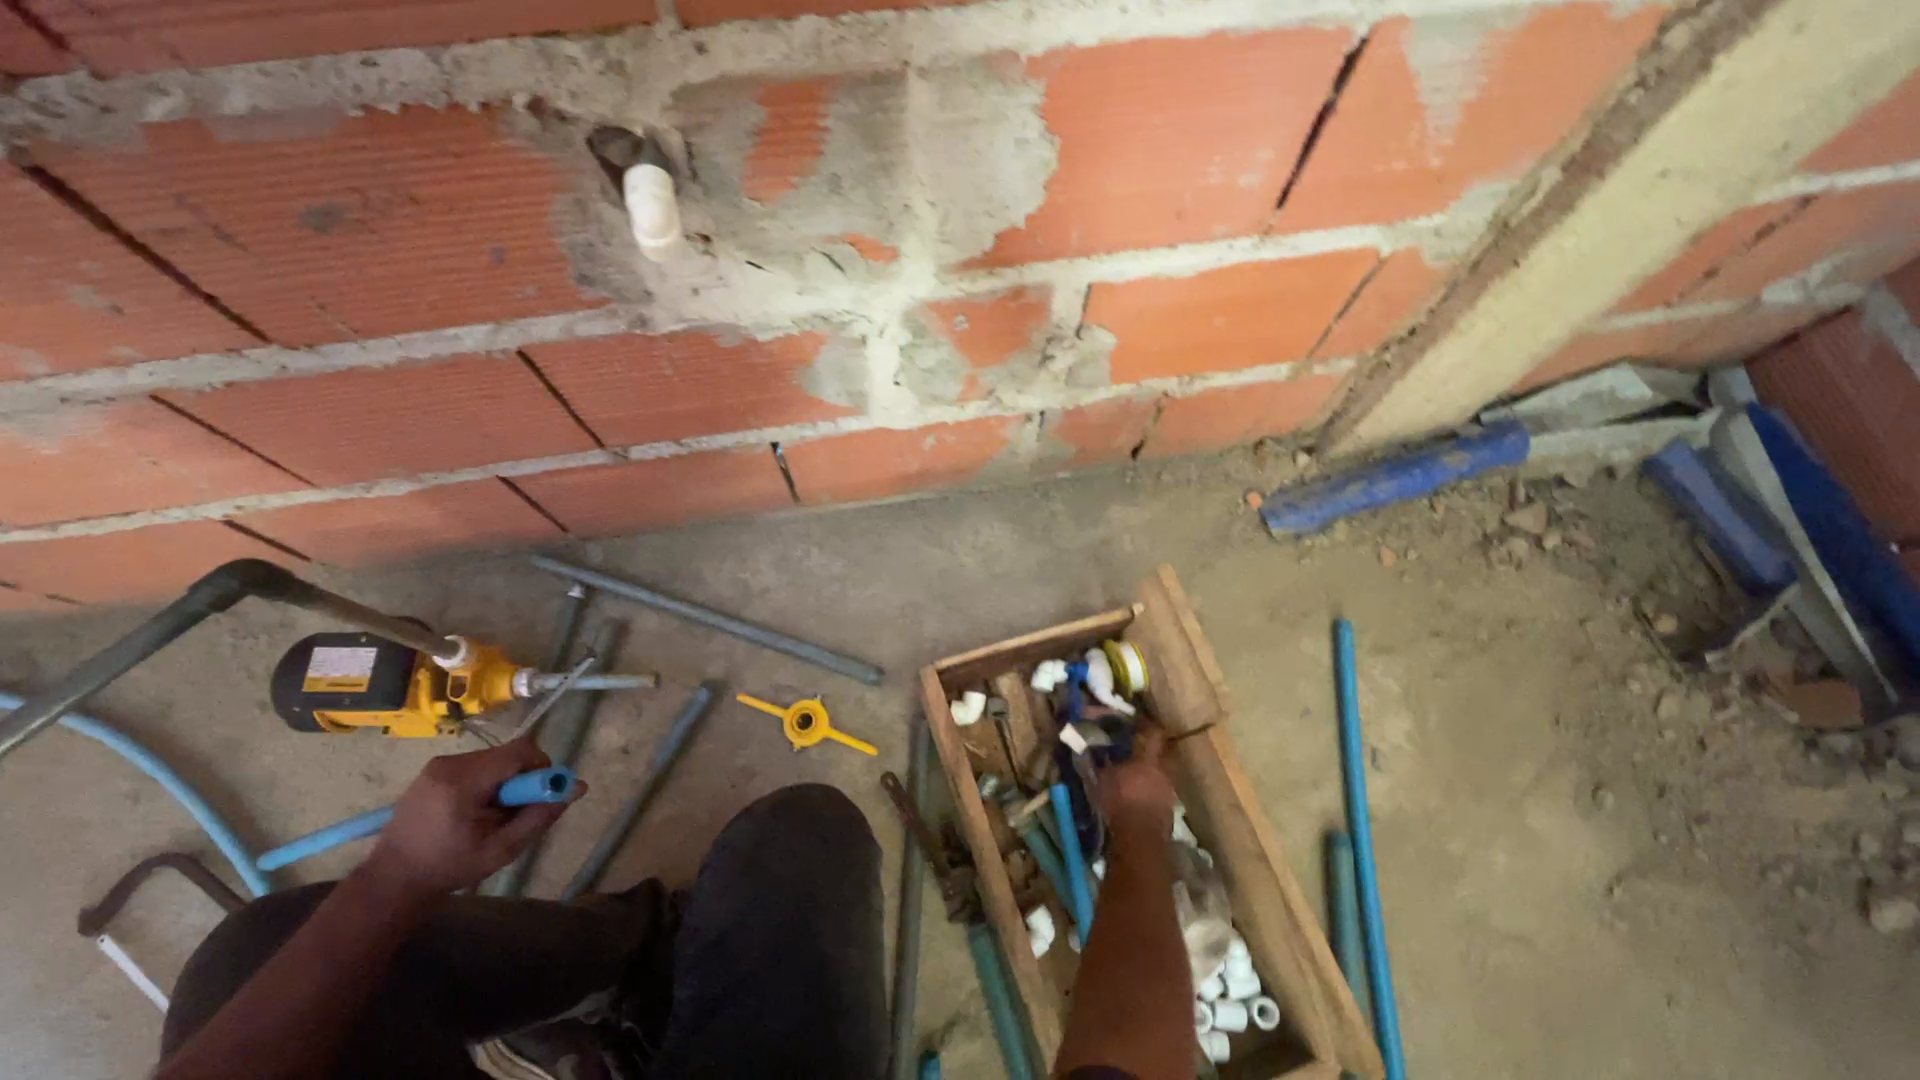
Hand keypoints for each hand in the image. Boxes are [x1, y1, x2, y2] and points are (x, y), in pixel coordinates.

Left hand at [365, 738, 583, 895]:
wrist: (392, 880)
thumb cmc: (449, 867)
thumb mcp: (503, 849)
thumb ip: (540, 816)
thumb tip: (577, 788)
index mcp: (463, 781)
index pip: (519, 751)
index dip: (541, 767)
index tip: (540, 795)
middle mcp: (448, 764)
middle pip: (506, 755)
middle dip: (521, 779)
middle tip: (516, 812)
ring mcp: (437, 765)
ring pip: (492, 759)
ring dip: (504, 781)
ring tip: (492, 816)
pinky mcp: (432, 771)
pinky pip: (476, 765)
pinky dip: (486, 782)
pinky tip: (474, 811)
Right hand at [1097, 724, 1176, 840]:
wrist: (1139, 840)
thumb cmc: (1119, 803)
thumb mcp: (1101, 779)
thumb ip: (1098, 761)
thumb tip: (1088, 747)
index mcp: (1148, 758)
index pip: (1153, 732)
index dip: (1145, 725)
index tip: (1135, 722)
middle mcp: (1164, 771)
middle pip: (1163, 752)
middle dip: (1151, 749)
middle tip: (1136, 749)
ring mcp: (1169, 791)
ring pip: (1163, 772)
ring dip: (1151, 771)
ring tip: (1135, 775)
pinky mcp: (1169, 810)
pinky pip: (1161, 791)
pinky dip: (1151, 789)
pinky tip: (1139, 795)